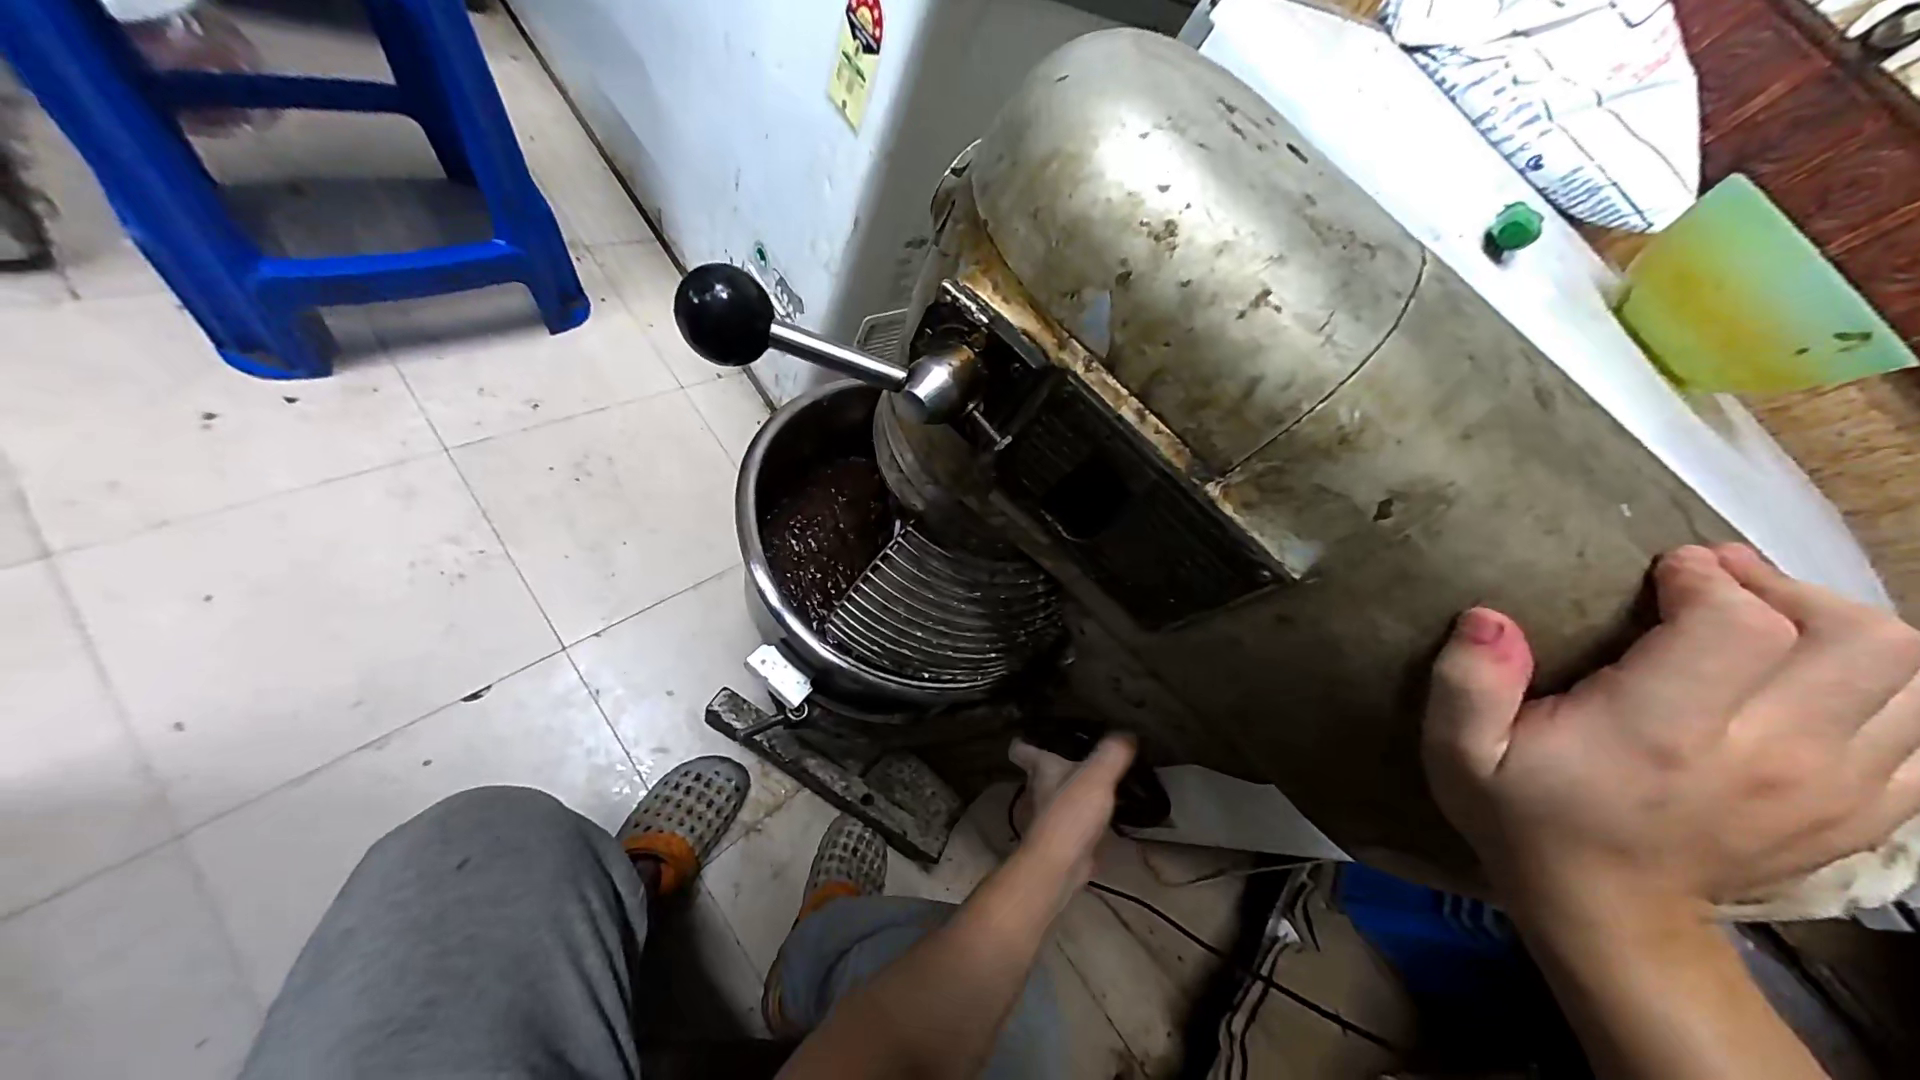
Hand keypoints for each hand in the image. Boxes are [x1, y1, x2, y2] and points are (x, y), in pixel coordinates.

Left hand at [1008, 734, 1136, 889]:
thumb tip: (1127, 733)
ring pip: (1058, 793)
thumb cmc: (1071, 814)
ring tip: (1098, 776)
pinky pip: (1074, 817)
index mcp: (1042, 769)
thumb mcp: (1096, 776)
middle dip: (1057, 761)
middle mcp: (1040, 789)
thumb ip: (1111, 754)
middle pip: (1041, 770)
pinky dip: (1084, 812)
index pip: (1022, 749)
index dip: (1025, 740)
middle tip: (1081, 749)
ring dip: (1073, 787)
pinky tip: (1104, 809)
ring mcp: (1049, 815)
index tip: (1033, 732)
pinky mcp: (1063, 837)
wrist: (1061, 866)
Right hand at [1423, 543, 1919, 917]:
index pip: (1741, 626)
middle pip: (1858, 639)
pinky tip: (1798, 679)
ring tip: (1758, 620)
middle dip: (1786, 590)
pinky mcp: (1864, 809)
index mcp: (1661, 733)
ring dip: (1833, 629)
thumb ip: (1468, 682)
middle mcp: (1770, 756)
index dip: (1707, 580)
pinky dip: (1873, 685)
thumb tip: (1489, 618)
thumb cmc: (1519, 812)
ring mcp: (1834, 788)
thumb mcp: (1457, 749)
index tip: (1662, 571)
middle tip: (1717, 583)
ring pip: (1906, 674)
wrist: (1603, 907)